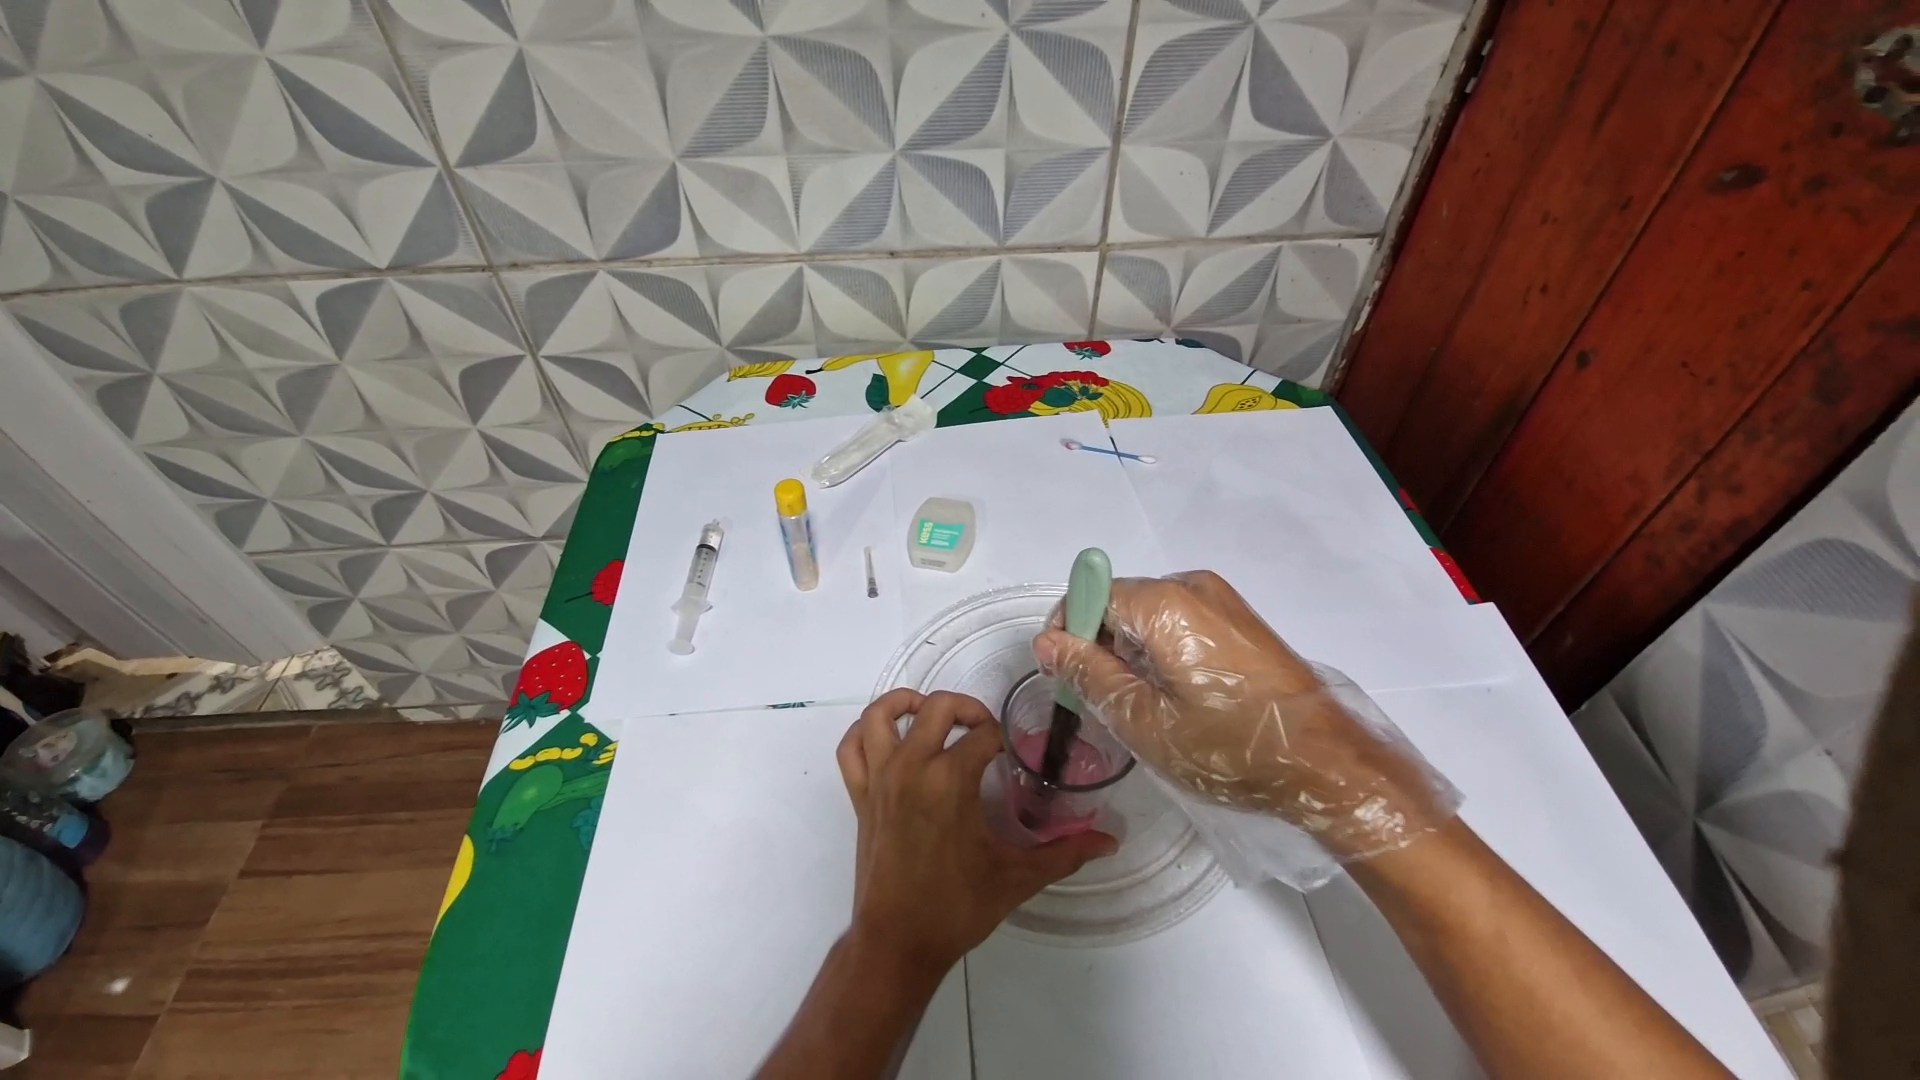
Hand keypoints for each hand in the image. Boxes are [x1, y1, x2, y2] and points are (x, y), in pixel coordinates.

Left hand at [836, 689, 1116, 974]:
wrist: (898, 943)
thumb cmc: (958, 907)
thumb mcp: (1017, 877)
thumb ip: (1065, 853)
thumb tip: (1110, 841)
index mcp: (950, 780)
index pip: (984, 735)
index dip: (1006, 739)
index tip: (1016, 756)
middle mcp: (911, 767)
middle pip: (938, 707)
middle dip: (968, 709)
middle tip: (986, 730)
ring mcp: (879, 778)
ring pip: (881, 715)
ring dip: (907, 704)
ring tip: (934, 715)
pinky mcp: (859, 795)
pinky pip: (851, 748)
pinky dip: (865, 732)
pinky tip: (890, 738)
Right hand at [1033, 570, 1455, 859]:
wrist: (1328, 763)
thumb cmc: (1228, 746)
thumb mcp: (1144, 721)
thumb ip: (1088, 674)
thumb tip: (1046, 642)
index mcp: (1165, 603)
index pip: (1090, 596)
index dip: (1068, 635)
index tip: (1069, 681)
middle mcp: (1192, 585)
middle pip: (1120, 603)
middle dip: (1100, 646)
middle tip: (1107, 704)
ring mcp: (1221, 600)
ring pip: (1148, 615)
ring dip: (1132, 653)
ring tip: (1147, 708)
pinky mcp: (1239, 619)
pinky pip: (1179, 622)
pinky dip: (1163, 652)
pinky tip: (1179, 697)